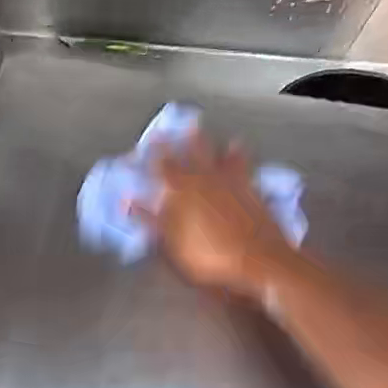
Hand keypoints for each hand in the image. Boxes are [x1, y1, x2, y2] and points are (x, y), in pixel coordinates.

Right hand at [133, 134, 293, 299]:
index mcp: (181, 190)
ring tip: (199, 127)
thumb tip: (128, 202)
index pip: (160, 165)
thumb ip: (150, 220)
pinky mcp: (252, 187)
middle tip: (170, 128)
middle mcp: (206, 178)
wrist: (259, 259)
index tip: (143, 145)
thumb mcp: (171, 244)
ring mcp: (231, 180)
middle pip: (189, 152)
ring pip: (214, 151)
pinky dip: (236, 152)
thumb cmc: (210, 256)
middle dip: (178, 139)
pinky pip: (242, 162)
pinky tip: (237, 146)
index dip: (151, 155)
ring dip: (205, 140)